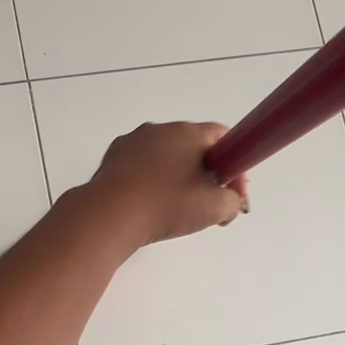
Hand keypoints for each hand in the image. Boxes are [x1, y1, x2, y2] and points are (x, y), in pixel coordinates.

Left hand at [82, 121, 248, 246]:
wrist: (110, 215)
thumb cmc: (167, 206)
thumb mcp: (214, 209)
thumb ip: (233, 201)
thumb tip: (230, 201)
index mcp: (188, 132)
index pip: (223, 136)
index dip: (234, 163)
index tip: (232, 191)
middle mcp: (160, 129)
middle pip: (194, 148)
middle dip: (206, 175)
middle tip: (207, 206)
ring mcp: (132, 142)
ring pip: (166, 158)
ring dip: (178, 179)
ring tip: (175, 212)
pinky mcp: (112, 159)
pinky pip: (142, 168)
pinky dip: (152, 184)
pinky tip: (151, 208)